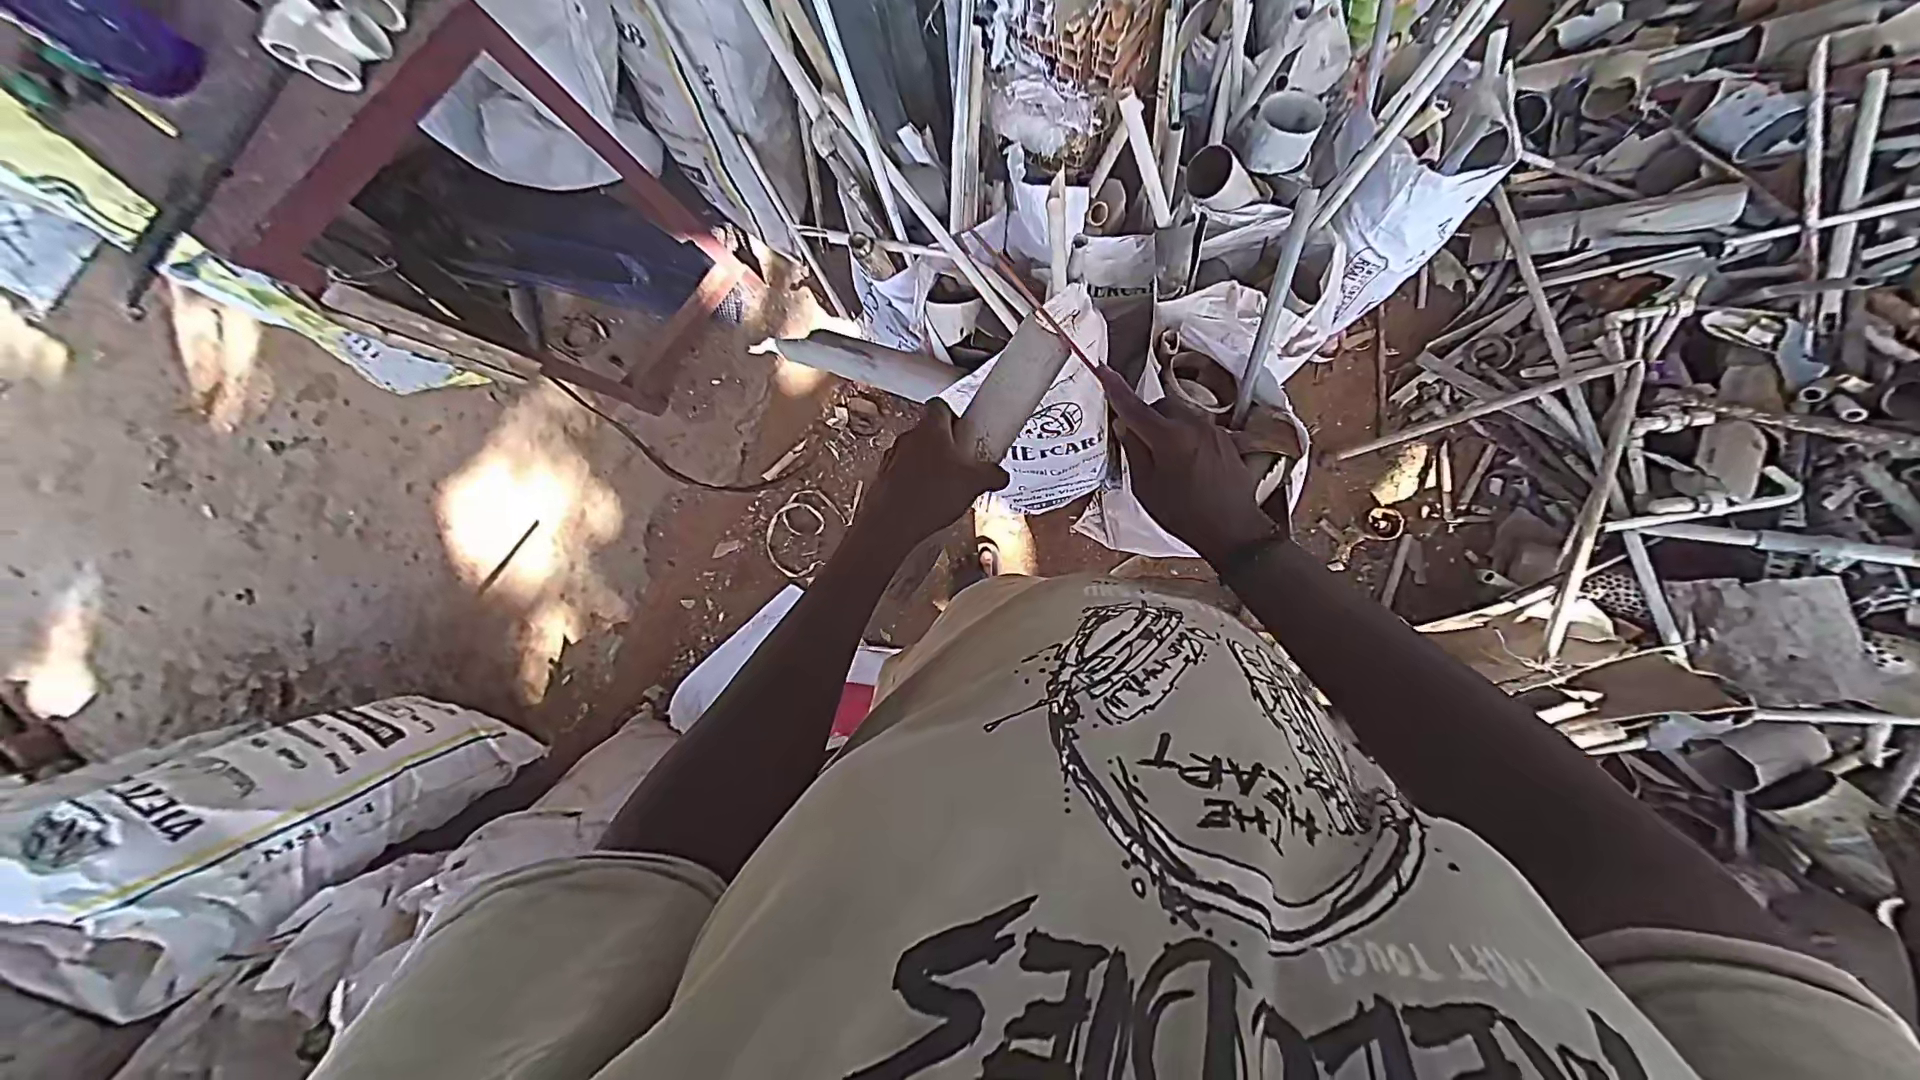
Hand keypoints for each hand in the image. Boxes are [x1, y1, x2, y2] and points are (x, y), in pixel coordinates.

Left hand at [852, 399, 1008, 553]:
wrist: (892, 522)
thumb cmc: (930, 494)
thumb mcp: (974, 483)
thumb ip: (992, 475)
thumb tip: (1000, 475)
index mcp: (932, 429)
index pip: (941, 406)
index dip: (955, 416)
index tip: (967, 431)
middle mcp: (909, 438)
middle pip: (929, 432)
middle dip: (946, 445)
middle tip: (962, 463)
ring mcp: (892, 458)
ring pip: (915, 453)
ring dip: (929, 465)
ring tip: (946, 486)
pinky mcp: (883, 479)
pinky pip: (902, 474)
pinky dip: (915, 483)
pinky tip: (928, 502)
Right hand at [1096, 366, 1283, 564]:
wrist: (1232, 529)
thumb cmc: (1185, 514)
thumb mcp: (1145, 487)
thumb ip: (1133, 450)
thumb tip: (1124, 425)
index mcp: (1168, 437)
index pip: (1134, 406)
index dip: (1115, 388)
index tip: (1103, 371)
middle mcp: (1193, 425)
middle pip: (1160, 405)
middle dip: (1146, 417)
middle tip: (1138, 444)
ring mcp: (1212, 430)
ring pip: (1179, 415)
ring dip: (1165, 427)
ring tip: (1163, 459)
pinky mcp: (1224, 439)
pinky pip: (1195, 427)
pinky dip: (1183, 436)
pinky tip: (1184, 464)